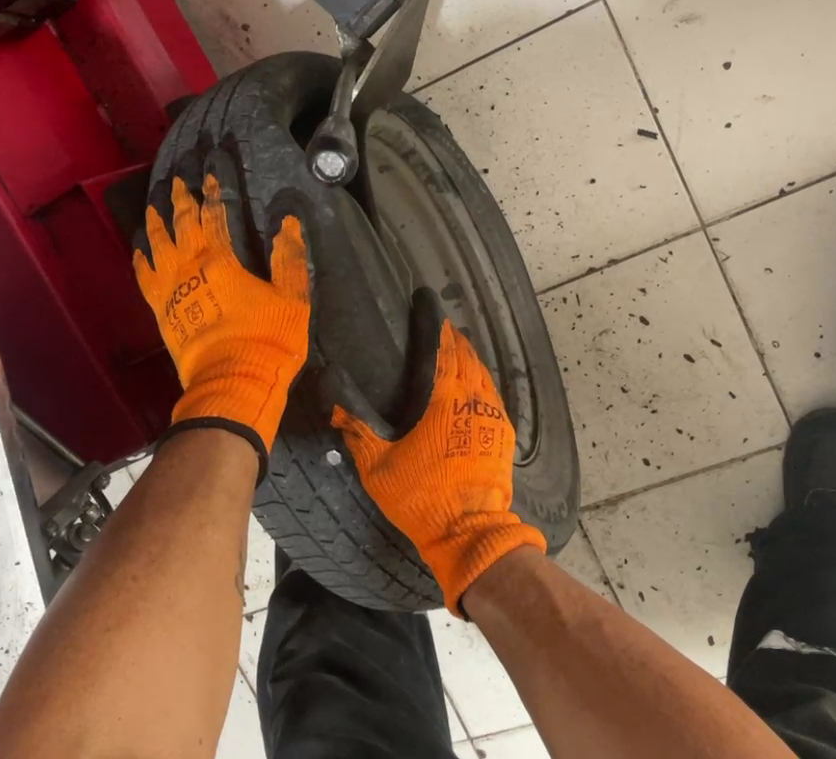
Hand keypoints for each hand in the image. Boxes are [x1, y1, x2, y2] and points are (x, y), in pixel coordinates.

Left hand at [133, 149, 310, 460]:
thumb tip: (289, 223)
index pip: (214, 216)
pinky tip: (140, 250)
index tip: (210, 176)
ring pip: (156, 247)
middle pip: (180, 226)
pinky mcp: (162, 312)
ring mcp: (171, 290)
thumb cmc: (267, 340)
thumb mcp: (292, 299)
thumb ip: (289, 259)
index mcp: (221, 261)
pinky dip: (141, 260)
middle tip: (176, 182)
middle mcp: (190, 268)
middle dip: (179, 201)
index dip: (213, 194)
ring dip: (155, 224)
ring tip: (151, 207)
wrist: (233, 384)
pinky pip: (145, 278)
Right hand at [330, 292, 546, 614]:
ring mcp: (494, 418)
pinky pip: (494, 395)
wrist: (472, 534)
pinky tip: (477, 386)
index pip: (441, 348)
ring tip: (459, 348)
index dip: (433, 322)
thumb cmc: (422, 497)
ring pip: (484, 374)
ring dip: (470, 357)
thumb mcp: (379, 465)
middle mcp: (474, 400)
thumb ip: (356, 427)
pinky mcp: (504, 436)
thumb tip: (331, 391)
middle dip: (454, 337)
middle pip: (467, 356)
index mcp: (445, 400)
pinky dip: (483, 381)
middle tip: (441, 324)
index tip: (427, 300)